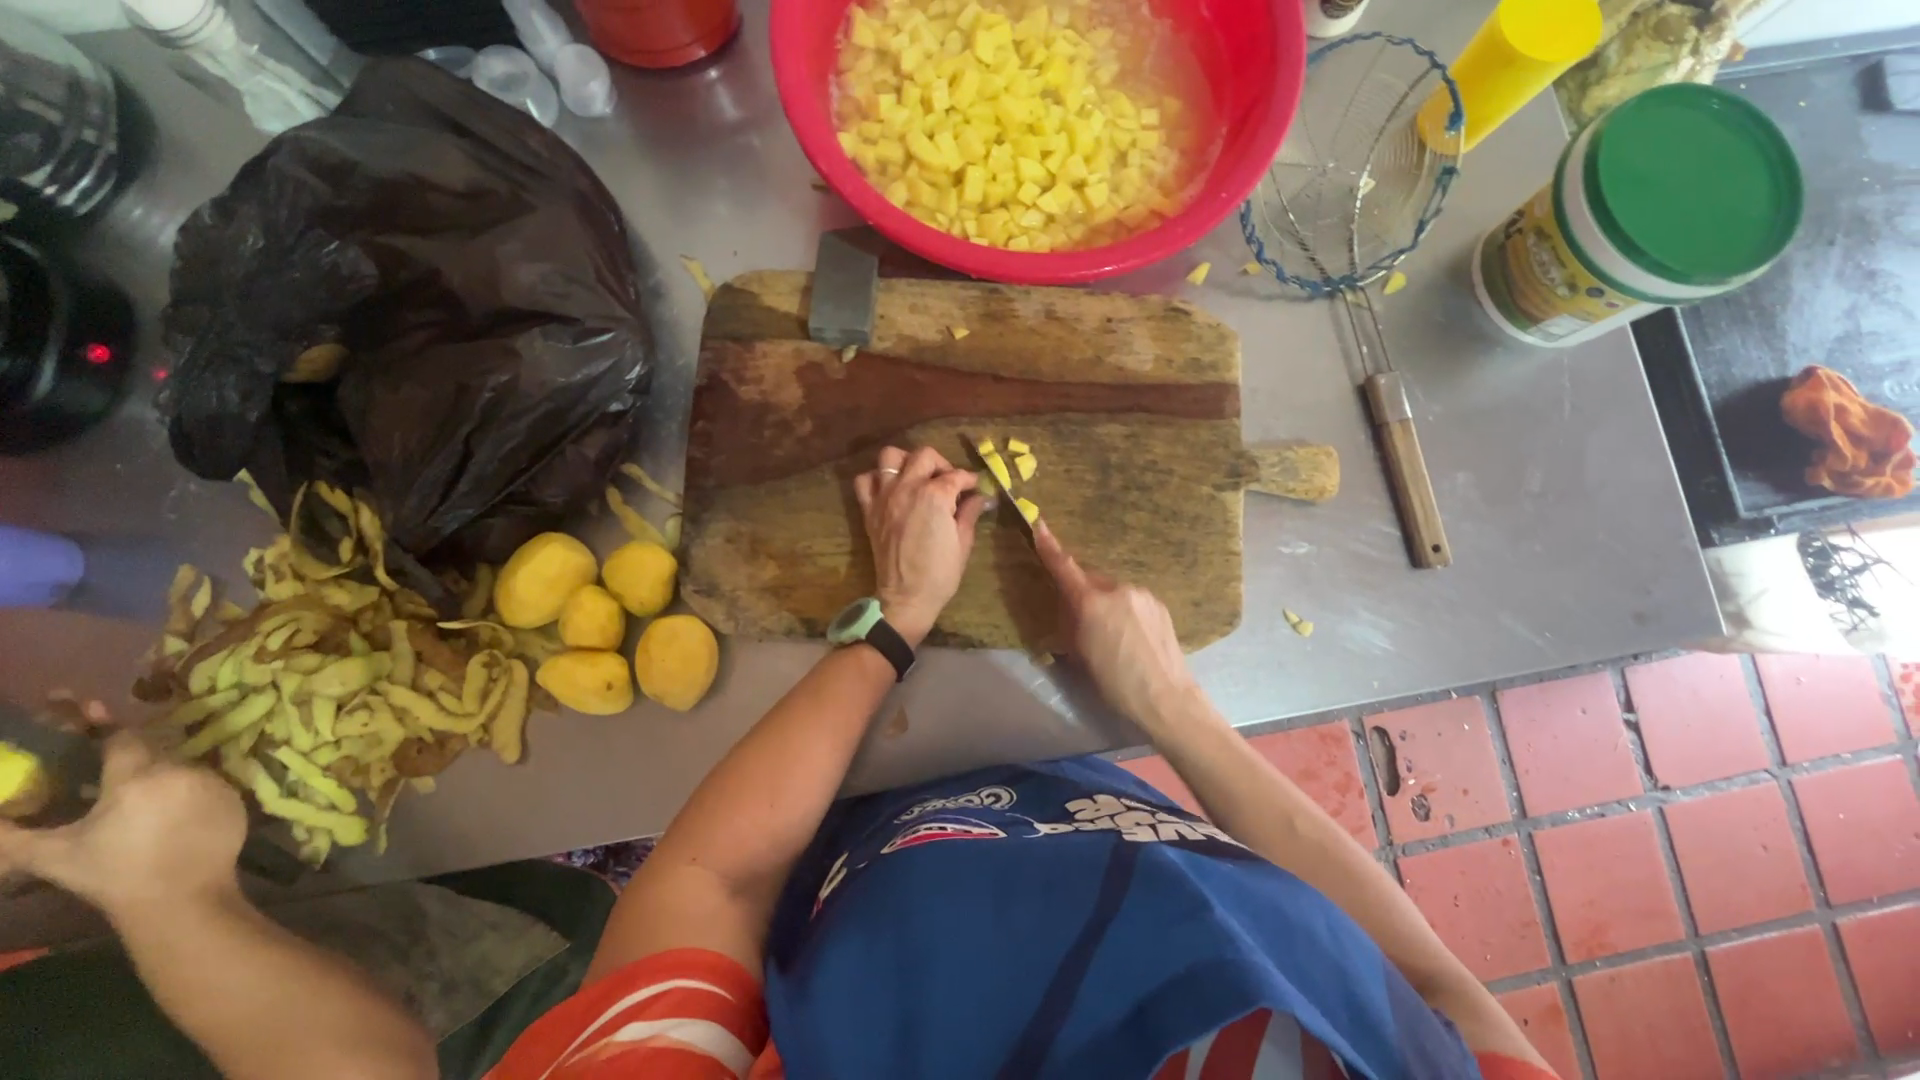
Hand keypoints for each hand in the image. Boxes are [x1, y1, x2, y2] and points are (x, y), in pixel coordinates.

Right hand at [0, 730, 246, 919]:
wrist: (183, 897)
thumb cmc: (113, 875)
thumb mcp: (52, 855)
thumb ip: (9, 835)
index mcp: (137, 777)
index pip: (119, 737)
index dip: (101, 725)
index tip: (84, 706)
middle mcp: (181, 770)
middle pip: (151, 752)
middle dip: (129, 757)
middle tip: (107, 770)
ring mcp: (214, 781)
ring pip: (180, 767)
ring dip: (160, 776)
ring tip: (139, 799)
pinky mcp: (236, 796)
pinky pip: (205, 783)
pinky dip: (186, 791)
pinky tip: (170, 812)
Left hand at [853, 446, 987, 644]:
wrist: (906, 597)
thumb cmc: (940, 573)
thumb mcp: (963, 542)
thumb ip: (969, 513)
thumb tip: (980, 498)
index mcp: (935, 496)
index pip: (956, 475)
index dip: (969, 480)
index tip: (974, 487)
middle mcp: (907, 488)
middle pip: (924, 456)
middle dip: (941, 464)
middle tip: (948, 481)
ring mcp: (885, 497)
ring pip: (890, 457)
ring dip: (906, 461)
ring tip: (917, 477)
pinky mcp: (869, 510)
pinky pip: (865, 481)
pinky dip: (876, 478)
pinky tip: (890, 489)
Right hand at [1033, 521, 1202, 728]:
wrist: (1167, 698)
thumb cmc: (1115, 684)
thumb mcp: (1081, 656)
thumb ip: (1071, 624)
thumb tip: (1070, 610)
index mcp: (1092, 603)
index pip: (1065, 568)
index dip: (1049, 547)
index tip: (1039, 525)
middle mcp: (1117, 589)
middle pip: (1090, 582)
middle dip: (1081, 596)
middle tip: (1080, 626)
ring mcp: (1142, 595)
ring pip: (1112, 592)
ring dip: (1105, 605)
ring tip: (1110, 638)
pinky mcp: (1158, 605)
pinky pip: (1131, 601)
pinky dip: (1124, 612)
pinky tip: (1131, 638)